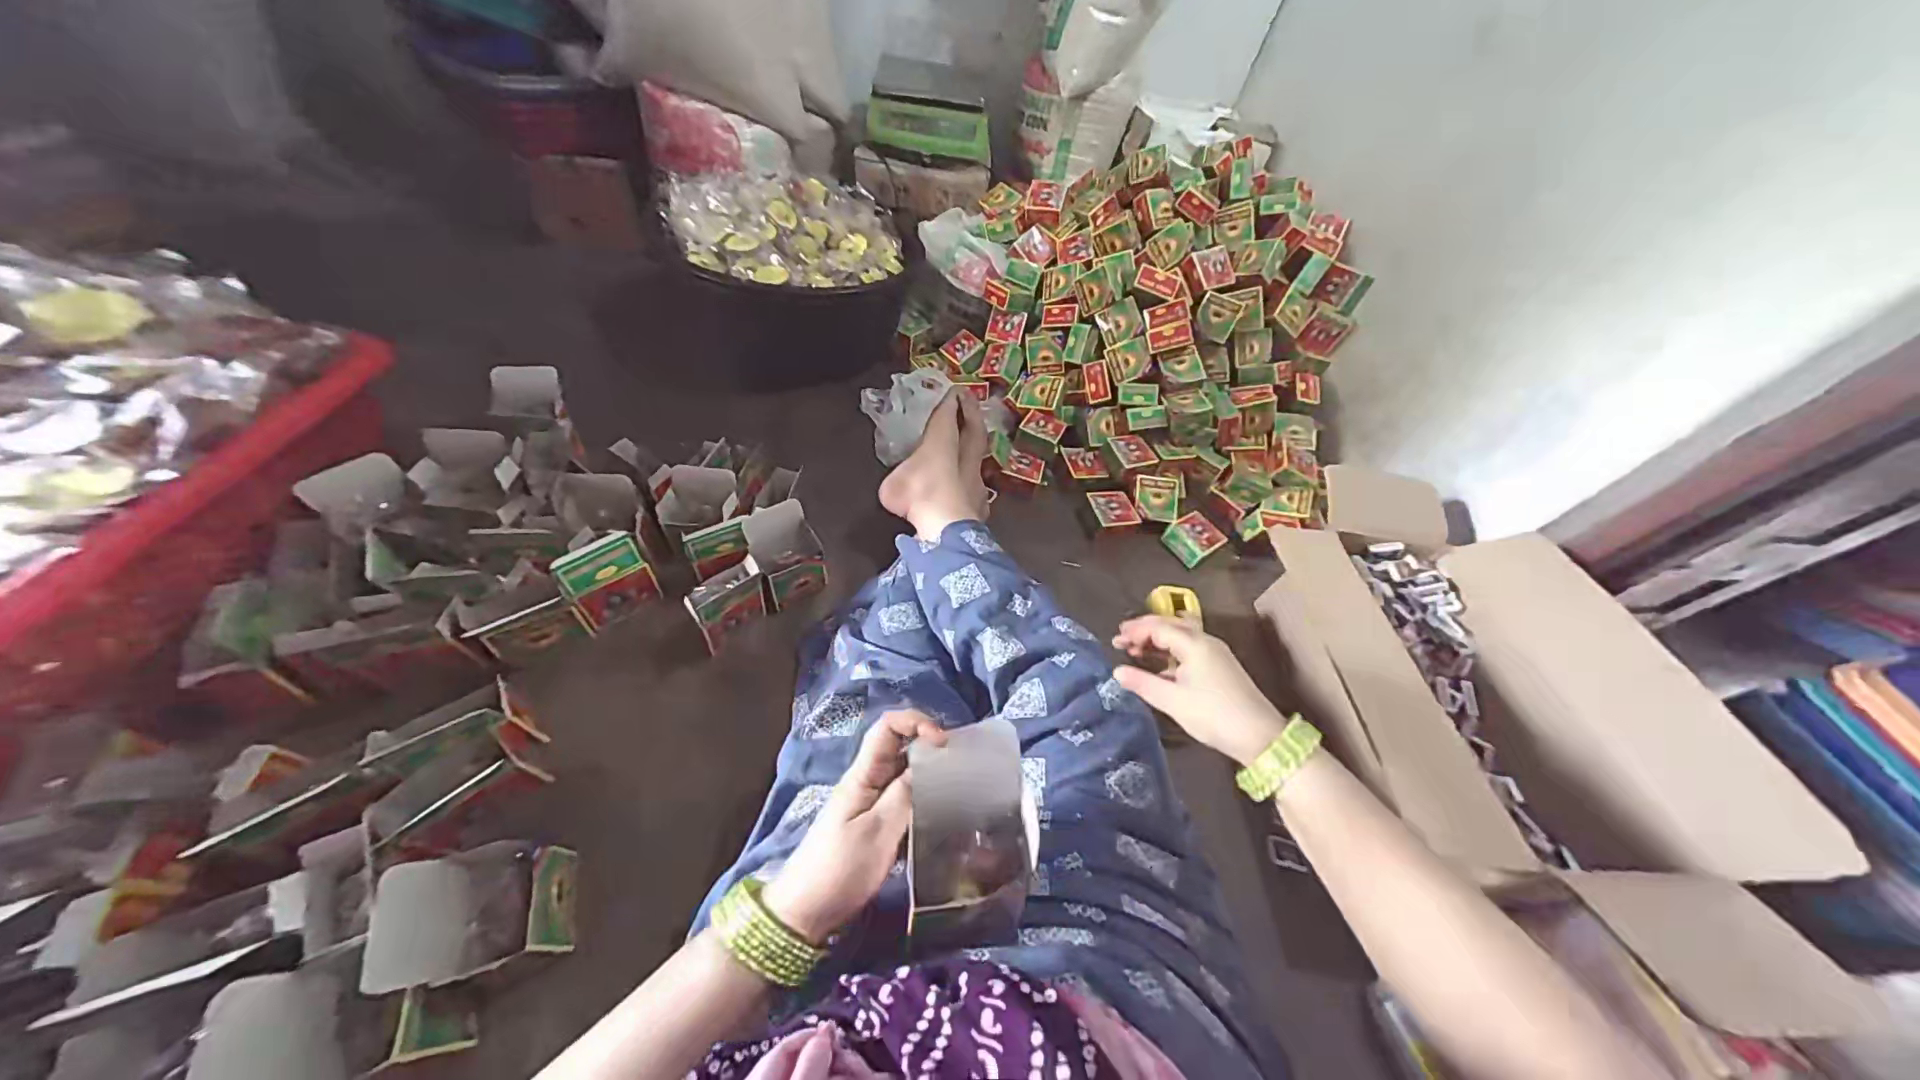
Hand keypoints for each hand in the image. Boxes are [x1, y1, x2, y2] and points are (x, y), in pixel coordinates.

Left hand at [762, 709, 946, 942]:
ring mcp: (871, 803)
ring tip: (958, 790)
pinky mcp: (875, 825)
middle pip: (901, 746)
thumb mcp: (877, 832)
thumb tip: (931, 761)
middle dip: (931, 747)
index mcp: (862, 775)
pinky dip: (924, 800)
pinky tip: (941, 816)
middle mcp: (867, 781)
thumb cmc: (839, 870)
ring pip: (905, 774)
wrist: (804, 914)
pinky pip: (905, 800)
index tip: (945, 744)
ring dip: (930, 775)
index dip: (917, 722)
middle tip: (961, 768)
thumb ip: (905, 795)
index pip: (888, 727)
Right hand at [1113, 615, 1288, 767]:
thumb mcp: (1172, 701)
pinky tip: (1158, 666)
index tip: (1115, 639)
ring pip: (1180, 637)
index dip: (1135, 631)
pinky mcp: (1220, 666)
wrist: (1260, 736)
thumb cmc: (1213, 715)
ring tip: (1135, 651)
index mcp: (1194, 644)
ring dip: (1157, 641)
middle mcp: (1206, 642)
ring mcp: (1215, 653)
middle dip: (1144, 631)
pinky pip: (1189, 649)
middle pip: (1170, 626)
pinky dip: (1170, 652)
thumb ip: (1143, 683)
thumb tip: (1118, 672)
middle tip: (1122, 641)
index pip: (1158, 627)